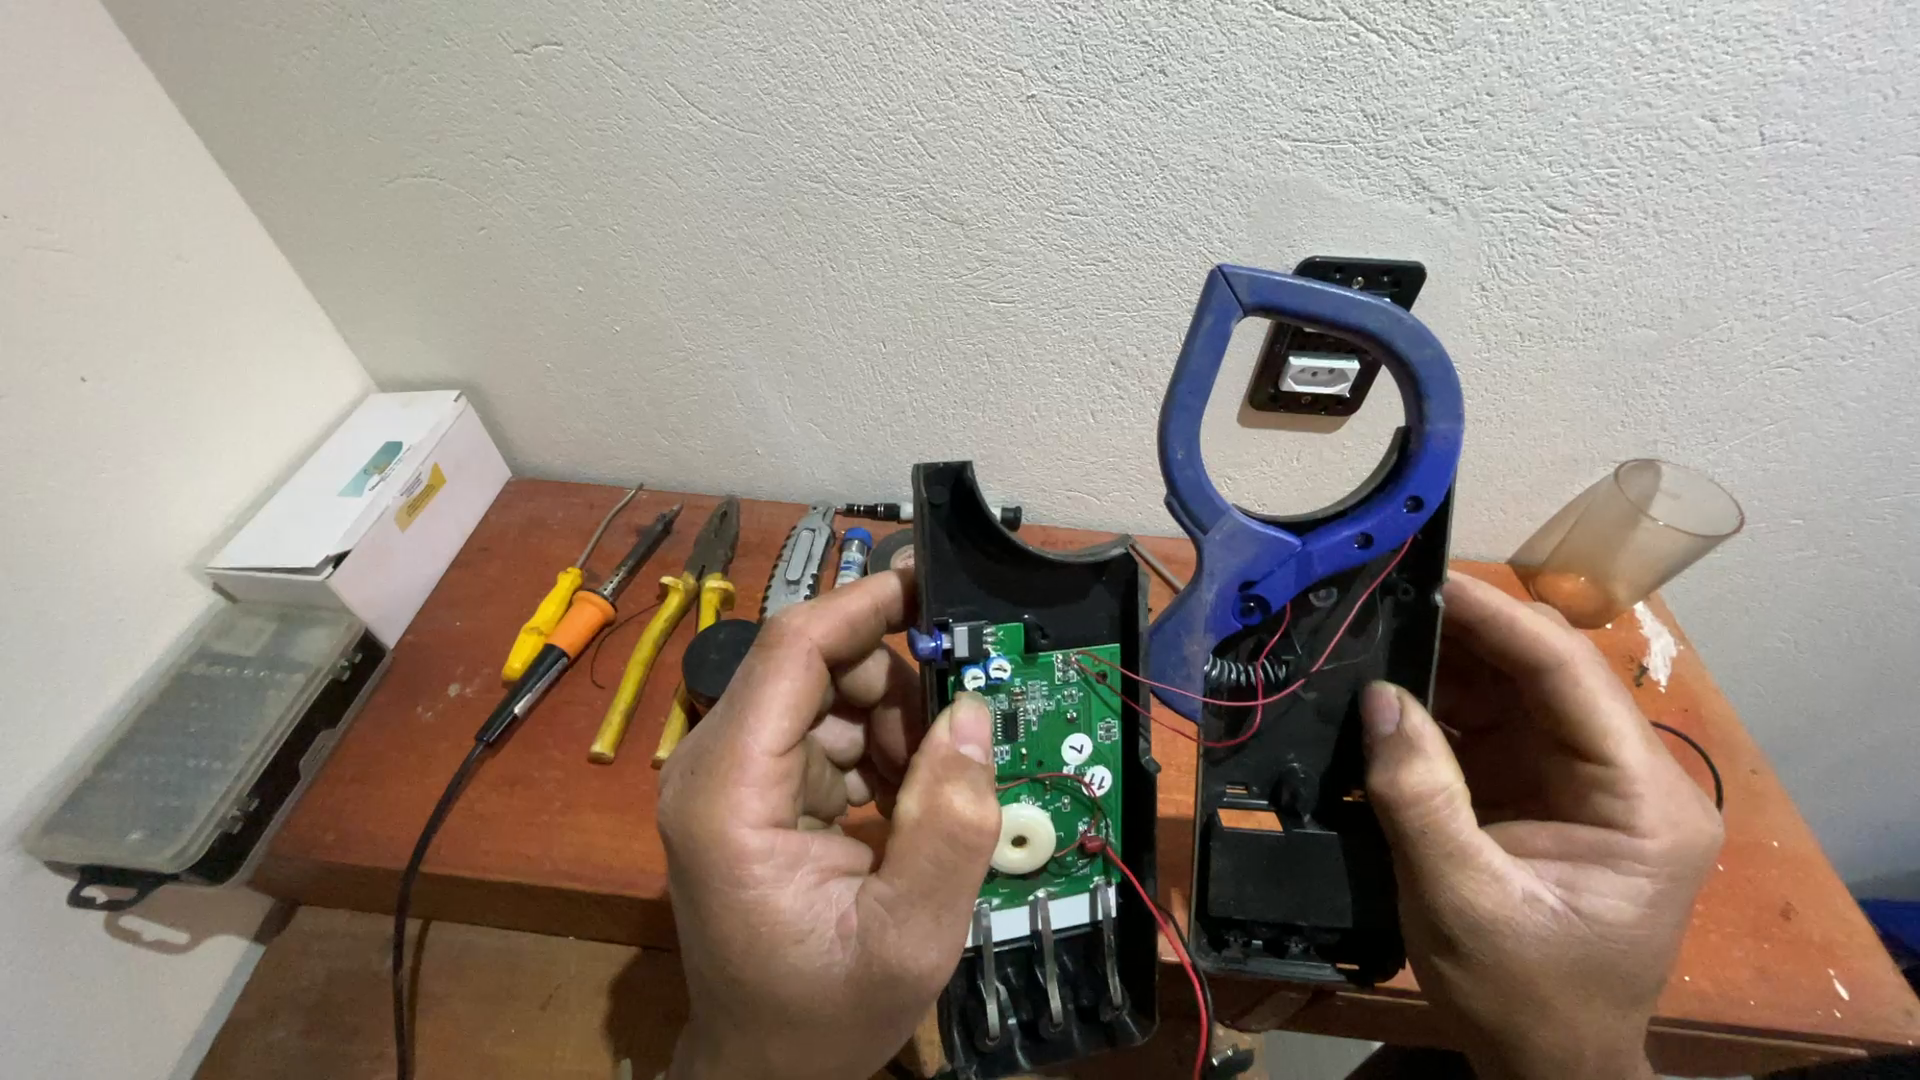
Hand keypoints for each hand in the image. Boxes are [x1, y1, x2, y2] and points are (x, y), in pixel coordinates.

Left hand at [658, 569, 1002, 1079]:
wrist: (765, 1063)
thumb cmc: (820, 1014)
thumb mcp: (909, 940)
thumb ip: (950, 827)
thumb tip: (971, 715)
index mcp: (727, 791)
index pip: (790, 650)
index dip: (862, 606)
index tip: (932, 589)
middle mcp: (716, 763)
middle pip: (813, 663)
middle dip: (893, 682)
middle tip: (953, 733)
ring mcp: (734, 770)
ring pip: (829, 689)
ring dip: (892, 719)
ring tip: (928, 789)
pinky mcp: (757, 783)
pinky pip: (828, 725)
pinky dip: (878, 744)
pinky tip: (903, 799)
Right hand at [1360, 574, 1721, 1079]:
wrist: (1537, 1052)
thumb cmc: (1522, 991)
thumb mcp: (1464, 900)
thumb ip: (1419, 798)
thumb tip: (1377, 698)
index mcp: (1639, 799)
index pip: (1570, 677)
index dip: (1498, 620)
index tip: (1426, 581)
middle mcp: (1613, 770)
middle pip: (1537, 668)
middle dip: (1461, 630)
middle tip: (1379, 599)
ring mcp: (1566, 772)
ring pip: (1500, 684)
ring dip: (1434, 659)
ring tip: (1366, 630)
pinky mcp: (1521, 781)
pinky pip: (1472, 717)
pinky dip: (1423, 697)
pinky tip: (1376, 682)